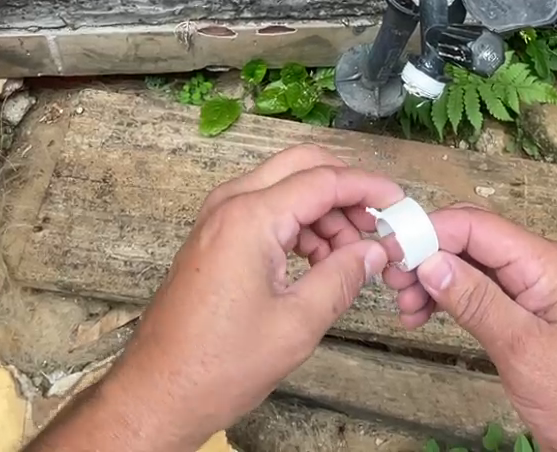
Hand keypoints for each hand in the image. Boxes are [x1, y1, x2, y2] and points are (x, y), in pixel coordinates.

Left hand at [29, 146, 401, 450]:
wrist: (157, 392)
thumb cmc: (220, 364)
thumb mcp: (296, 324)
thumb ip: (342, 278)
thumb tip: (375, 252)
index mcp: (250, 216)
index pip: (323, 180)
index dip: (367, 187)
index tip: (399, 201)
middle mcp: (231, 201)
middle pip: (302, 165)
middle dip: (345, 188)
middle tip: (377, 223)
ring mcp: (220, 214)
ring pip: (285, 184)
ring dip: (322, 209)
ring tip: (350, 256)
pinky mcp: (216, 233)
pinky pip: (266, 207)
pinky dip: (298, 223)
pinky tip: (318, 261)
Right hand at [382, 206, 556, 451]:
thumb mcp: (524, 350)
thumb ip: (477, 301)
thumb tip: (429, 260)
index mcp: (544, 263)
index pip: (477, 226)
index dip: (431, 231)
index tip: (392, 250)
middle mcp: (536, 267)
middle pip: (470, 239)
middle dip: (428, 252)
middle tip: (392, 281)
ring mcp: (529, 291)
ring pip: (469, 265)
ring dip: (433, 278)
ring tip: (404, 306)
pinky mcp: (523, 316)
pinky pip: (477, 291)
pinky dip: (448, 299)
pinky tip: (423, 315)